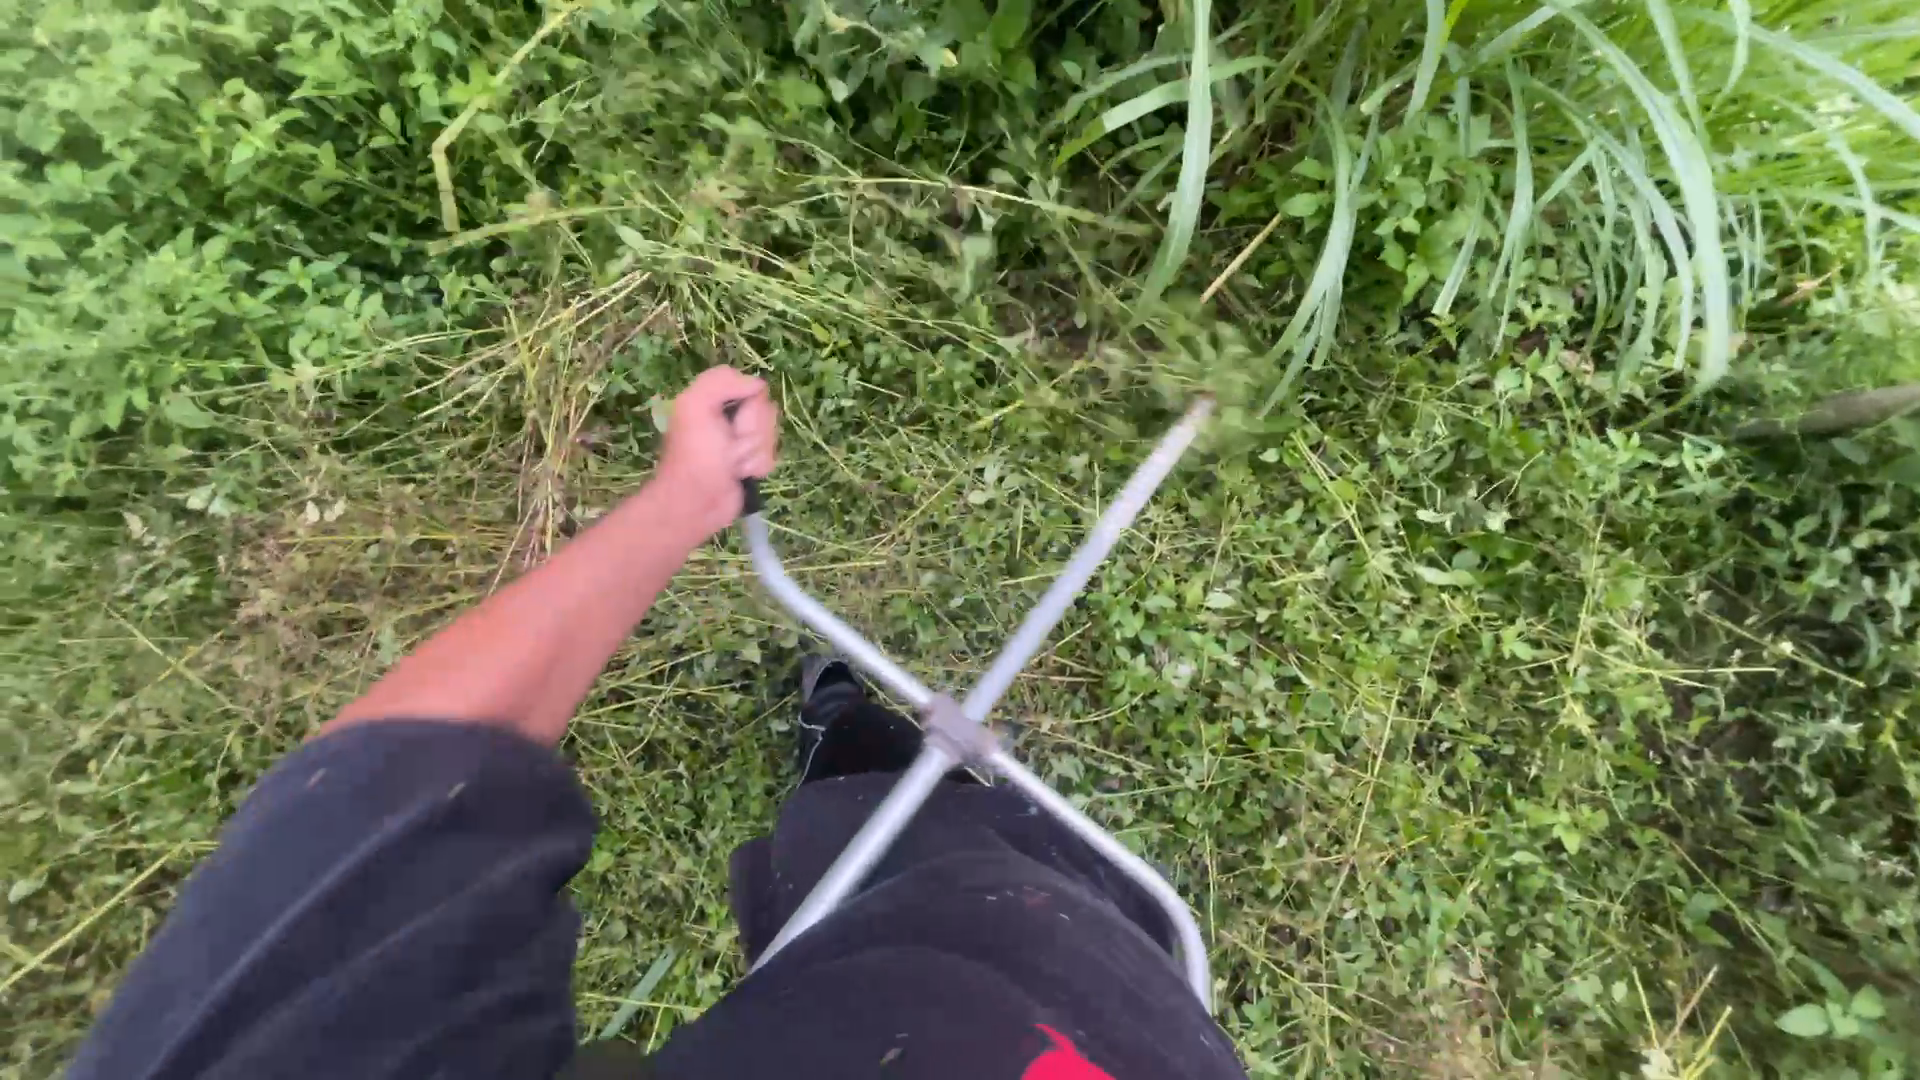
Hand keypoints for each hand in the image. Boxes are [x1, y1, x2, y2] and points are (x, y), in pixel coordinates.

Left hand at [652, 366, 779, 539]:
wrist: (698, 501)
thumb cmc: (695, 455)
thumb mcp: (695, 406)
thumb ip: (721, 382)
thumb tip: (757, 385)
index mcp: (715, 398)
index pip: (755, 388)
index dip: (751, 406)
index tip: (733, 420)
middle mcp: (731, 415)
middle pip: (767, 411)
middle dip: (752, 432)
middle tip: (730, 446)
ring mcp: (743, 439)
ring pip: (771, 434)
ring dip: (754, 452)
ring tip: (734, 464)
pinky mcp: (753, 461)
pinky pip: (772, 455)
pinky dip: (757, 466)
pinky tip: (742, 474)